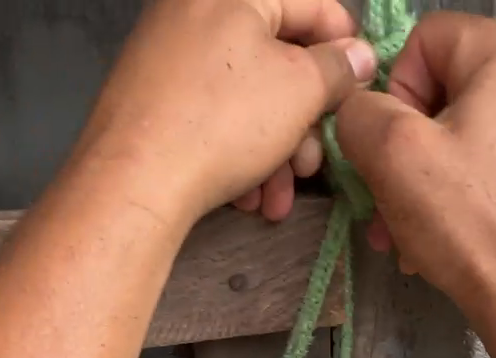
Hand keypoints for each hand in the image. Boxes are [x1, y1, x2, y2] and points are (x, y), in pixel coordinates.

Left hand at [73, 0, 376, 227]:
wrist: (135, 178)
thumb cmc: (225, 121)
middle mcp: (198, 9)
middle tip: (311, 168)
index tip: (360, 94)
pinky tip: (244, 196)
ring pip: (246, 101)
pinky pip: (212, 118)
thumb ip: (337, 68)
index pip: (313, 4)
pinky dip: (237, 156)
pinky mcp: (152, 99)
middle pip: (277, 63)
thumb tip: (357, 55)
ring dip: (273, 156)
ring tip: (276, 200)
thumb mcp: (300, 90)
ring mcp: (169, 54)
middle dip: (303, 126)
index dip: (345, 50)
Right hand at [334, 14, 495, 337]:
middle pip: (432, 98)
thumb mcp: (391, 153)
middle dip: (395, 158)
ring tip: (398, 238)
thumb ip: (358, 113)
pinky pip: (472, 175)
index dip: (391, 95)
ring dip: (410, 191)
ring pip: (447, 144)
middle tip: (380, 208)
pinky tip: (427, 245)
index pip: (420, 43)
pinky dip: (443, 205)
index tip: (389, 152)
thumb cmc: (467, 219)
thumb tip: (358, 115)